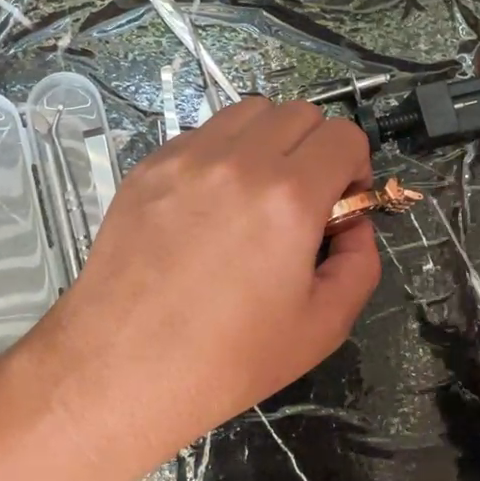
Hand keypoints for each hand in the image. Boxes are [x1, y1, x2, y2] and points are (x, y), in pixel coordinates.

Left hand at [23, 97, 382, 456]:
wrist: (120, 369)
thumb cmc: (227, 359)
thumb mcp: (322, 327)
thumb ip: (359, 264)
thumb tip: (353, 225)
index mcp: (289, 197)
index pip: (344, 136)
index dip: (356, 166)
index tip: (342, 202)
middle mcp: (239, 160)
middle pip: (300, 112)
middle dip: (316, 148)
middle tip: (304, 199)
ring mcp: (187, 157)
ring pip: (249, 111)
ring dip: (269, 140)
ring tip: (257, 192)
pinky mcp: (149, 166)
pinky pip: (202, 133)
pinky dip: (222, 152)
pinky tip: (209, 204)